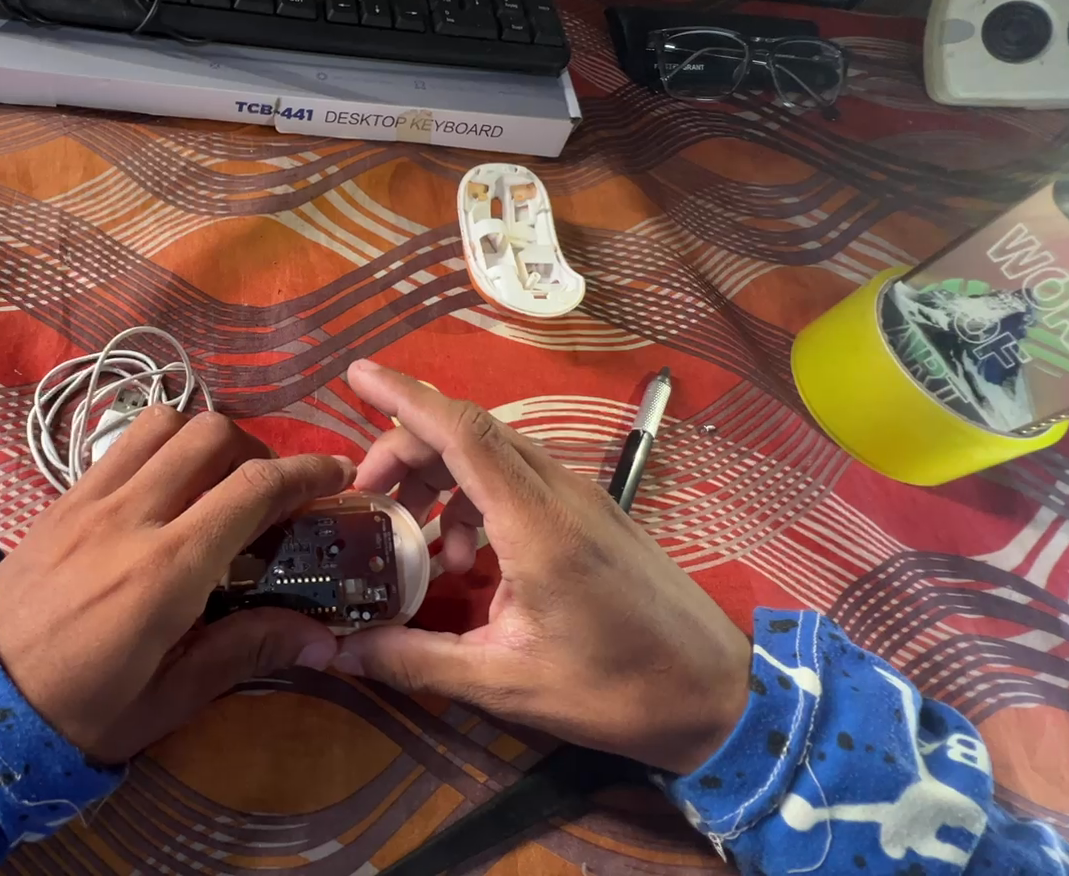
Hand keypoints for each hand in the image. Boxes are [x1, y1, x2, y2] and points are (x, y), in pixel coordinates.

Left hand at [0, 406, 352, 761]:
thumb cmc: (75, 713)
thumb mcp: (165, 701)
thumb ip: (244, 652)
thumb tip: (322, 637)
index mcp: (163, 572)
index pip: (251, 490)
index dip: (306, 473)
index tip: (337, 475)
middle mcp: (129, 516)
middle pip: (211, 435)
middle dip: (258, 450)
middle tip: (270, 492)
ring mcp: (89, 497)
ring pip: (164, 422)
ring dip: (205, 438)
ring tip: (216, 480)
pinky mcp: (62, 494)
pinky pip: (122, 441)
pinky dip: (161, 444)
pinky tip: (165, 486)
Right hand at [335, 361, 750, 773]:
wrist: (724, 695)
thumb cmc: (619, 690)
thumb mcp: (510, 684)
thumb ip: (422, 661)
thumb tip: (344, 651)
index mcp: (537, 525)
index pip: (462, 433)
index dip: (405, 397)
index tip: (356, 374)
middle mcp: (555, 491)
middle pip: (465, 431)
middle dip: (404, 449)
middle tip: (366, 496)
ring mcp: (574, 493)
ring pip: (486, 448)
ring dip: (435, 473)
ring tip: (411, 534)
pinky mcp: (583, 507)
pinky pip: (510, 473)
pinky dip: (468, 495)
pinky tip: (462, 554)